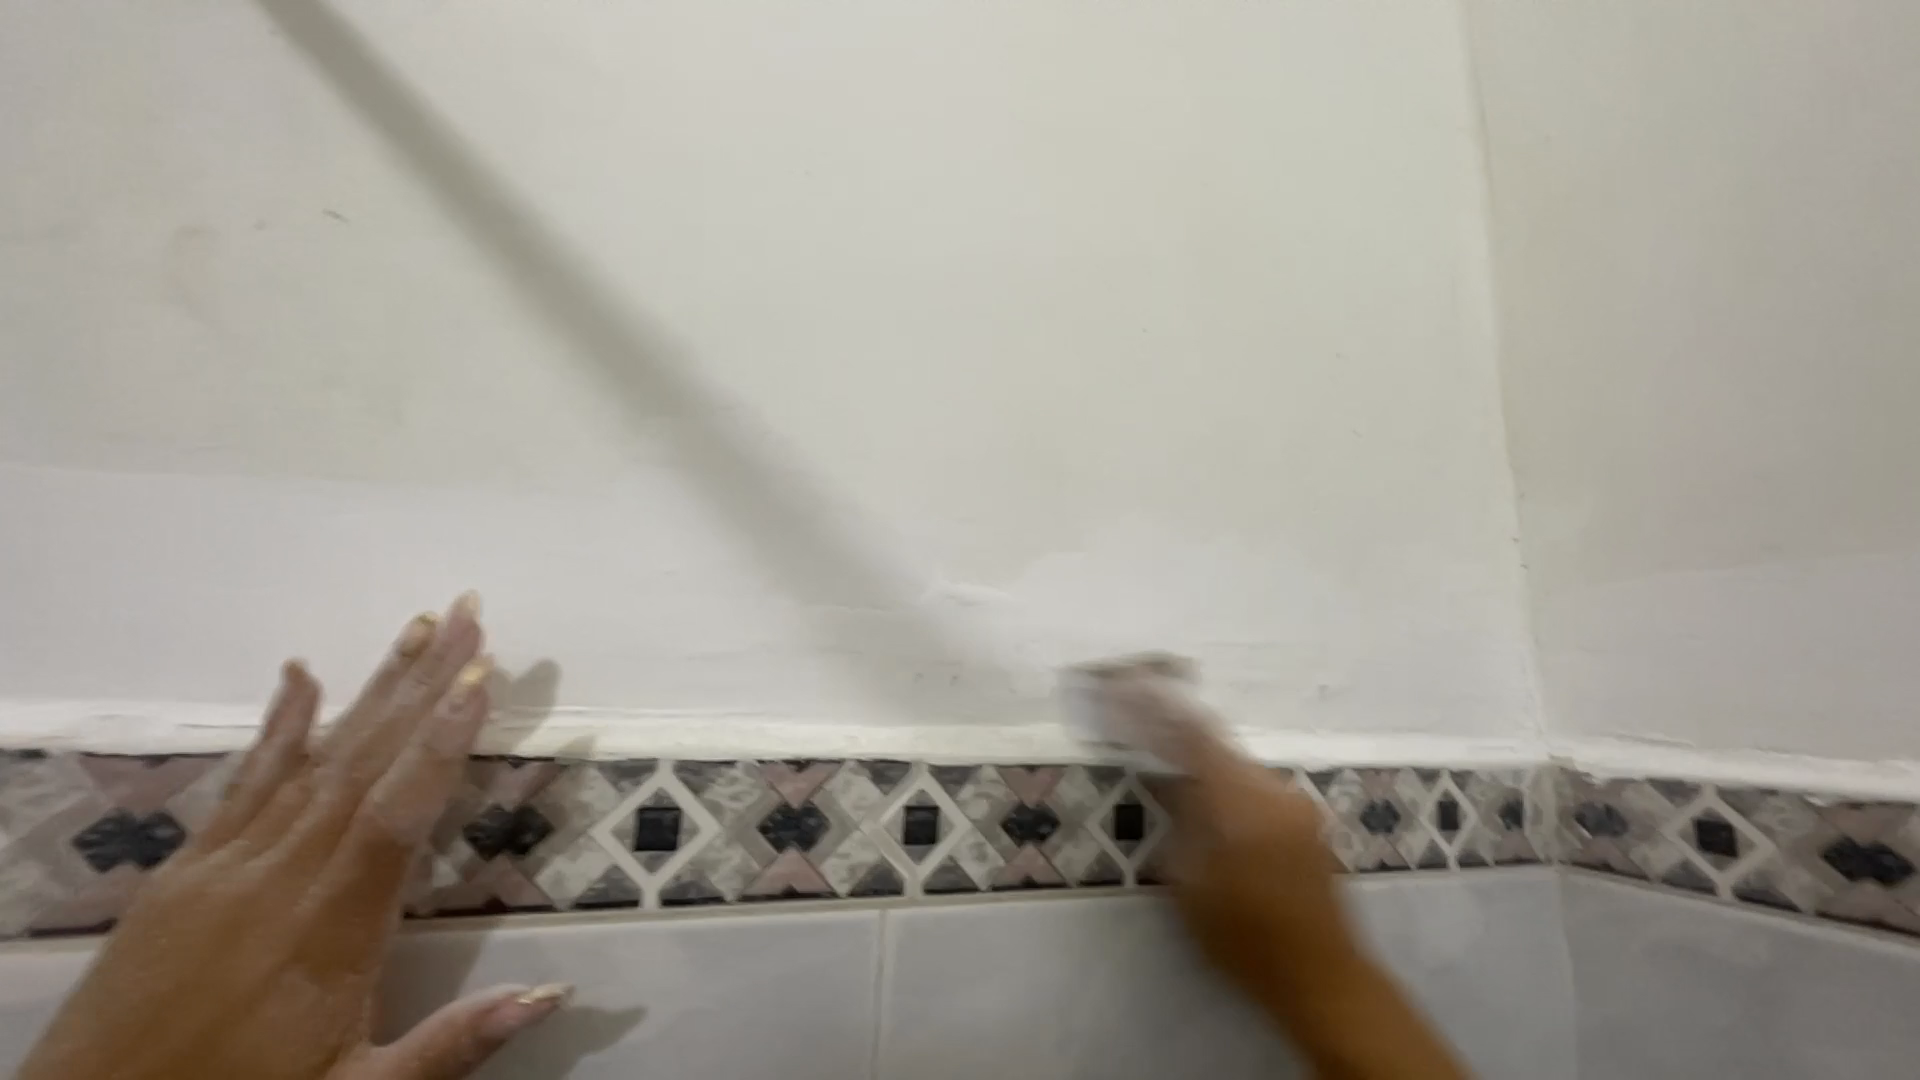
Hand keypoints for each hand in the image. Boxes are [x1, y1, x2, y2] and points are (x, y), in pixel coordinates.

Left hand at [19, 595, 570, 1079]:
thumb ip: (452, 1044)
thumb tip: (555, 992)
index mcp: (329, 928)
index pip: (396, 815)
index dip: (440, 742)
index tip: (479, 678)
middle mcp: (281, 878)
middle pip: (364, 762)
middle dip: (424, 683)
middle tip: (468, 616)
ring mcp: (227, 866)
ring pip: (316, 756)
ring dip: (375, 686)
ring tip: (419, 626)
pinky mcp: (187, 869)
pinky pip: (245, 781)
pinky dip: (280, 722)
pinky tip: (304, 673)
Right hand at [1094, 669, 1471, 1079]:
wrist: (1326, 979)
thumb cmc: (1245, 939)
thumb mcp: (1190, 884)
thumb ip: (1178, 820)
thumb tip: (1163, 779)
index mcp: (1242, 802)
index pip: (1193, 736)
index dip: (1158, 709)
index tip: (1128, 688)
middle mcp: (1274, 791)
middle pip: (1216, 746)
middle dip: (1176, 736)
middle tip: (1142, 731)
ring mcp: (1297, 804)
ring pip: (1236, 766)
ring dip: (1202, 763)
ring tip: (1171, 773)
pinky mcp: (1308, 821)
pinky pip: (1255, 786)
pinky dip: (1226, 784)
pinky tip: (1210, 804)